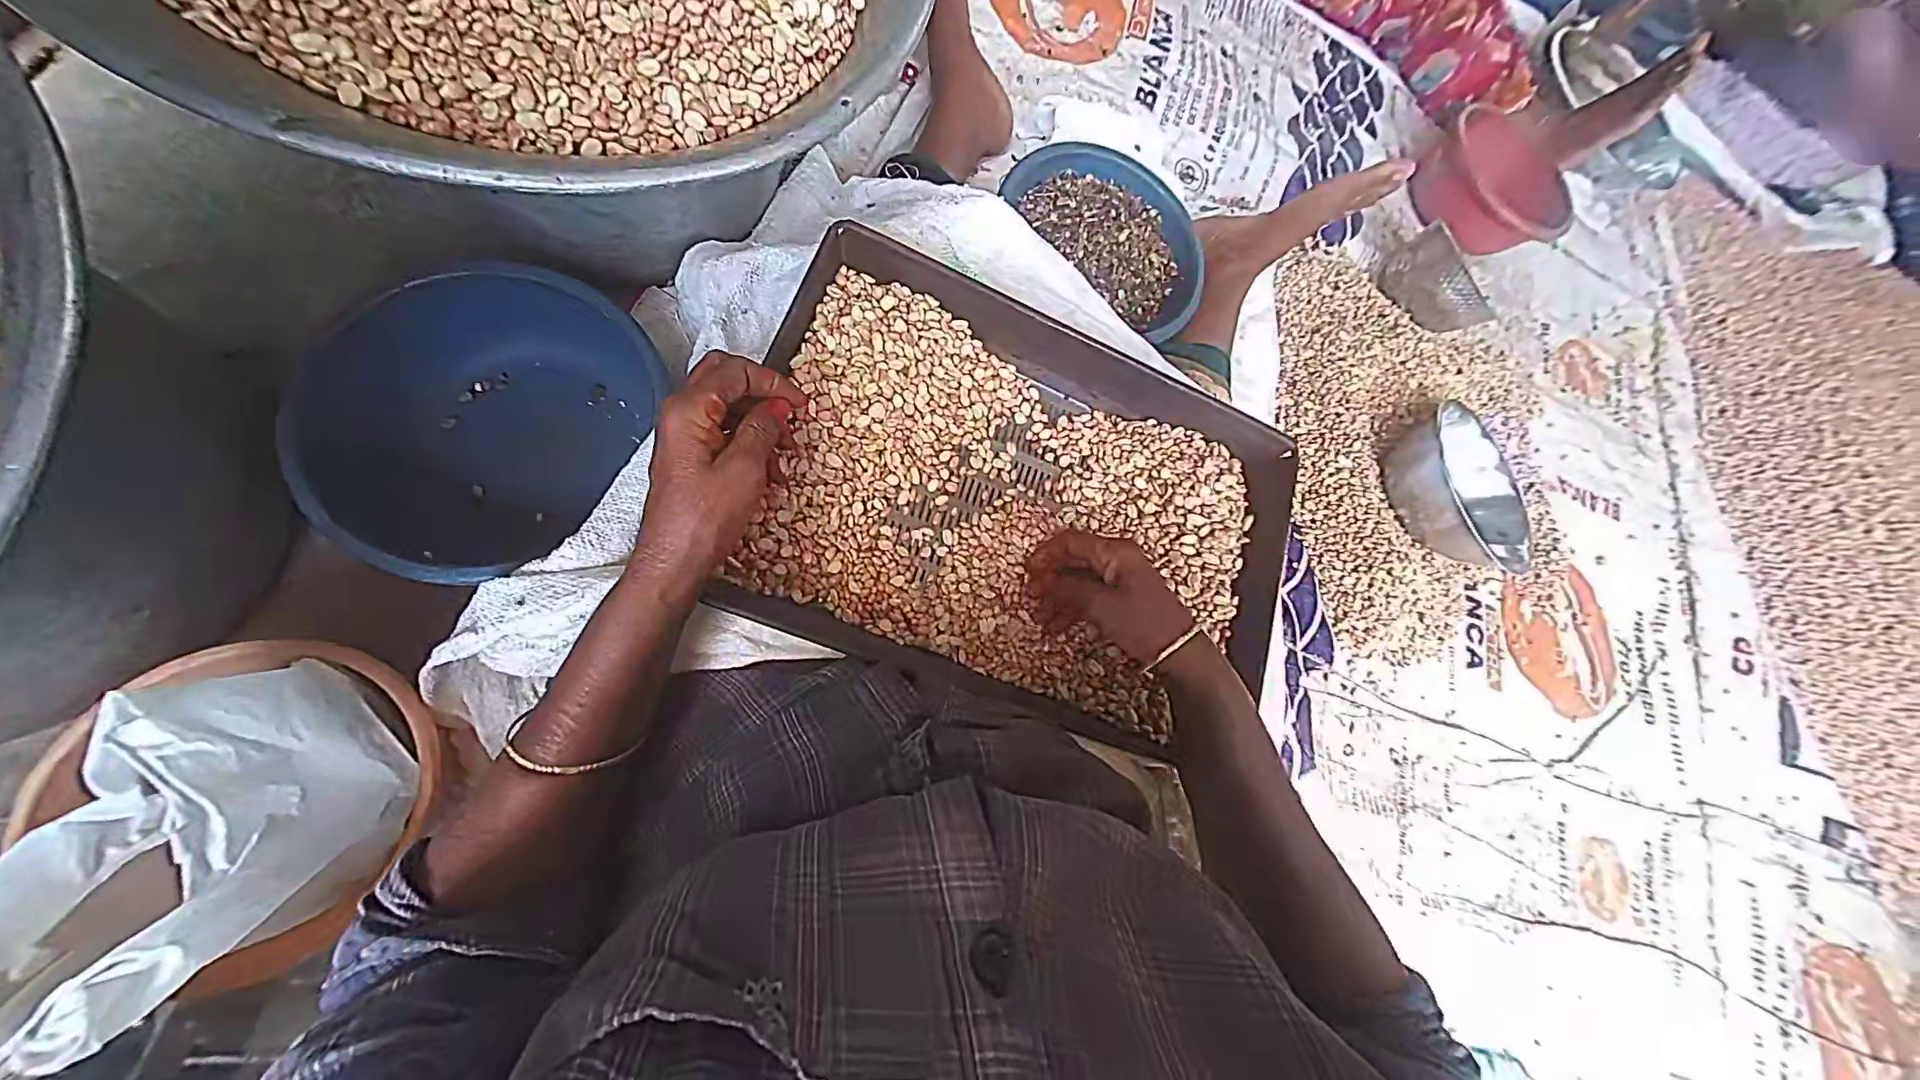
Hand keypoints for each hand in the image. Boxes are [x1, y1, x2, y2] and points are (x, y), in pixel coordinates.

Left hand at [633, 351, 807, 582]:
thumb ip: (762, 429)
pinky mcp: (691, 456)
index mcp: (688, 410)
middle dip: (762, 391)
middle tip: (789, 410)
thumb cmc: (700, 522)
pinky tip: (767, 466)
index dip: (772, 382)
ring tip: (783, 448)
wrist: (675, 560)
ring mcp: (684, 436)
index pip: (735, 371)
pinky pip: (723, 432)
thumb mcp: (744, 470)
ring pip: (726, 406)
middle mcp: (680, 416)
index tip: (797, 401)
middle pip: (725, 379)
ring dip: (758, 420)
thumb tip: (776, 407)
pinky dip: (748, 440)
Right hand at [1026, 529, 1195, 665]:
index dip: (1046, 553)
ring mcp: (1121, 576)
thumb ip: (1069, 589)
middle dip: (1050, 578)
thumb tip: (1044, 581)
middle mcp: (1118, 558)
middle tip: (1032, 594)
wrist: (1177, 650)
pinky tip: (1059, 624)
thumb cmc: (1146, 624)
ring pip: (1080, 579)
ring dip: (1059, 596)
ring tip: (1043, 616)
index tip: (1029, 569)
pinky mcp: (1122, 594)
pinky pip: (1090, 593)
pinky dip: (1073, 606)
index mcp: (1116, 552)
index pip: (1071, 541)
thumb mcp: (1100, 606)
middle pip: (1074, 560)